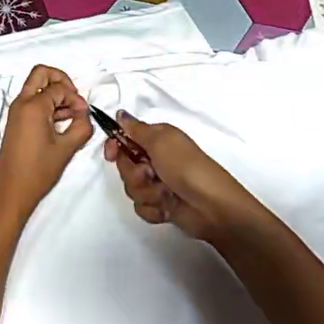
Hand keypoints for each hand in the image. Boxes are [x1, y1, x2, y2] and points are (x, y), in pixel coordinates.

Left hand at [0, 66, 93, 220]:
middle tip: (74, 99)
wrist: (11, 191)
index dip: (75, 98)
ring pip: (37, 87)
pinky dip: (48, 104)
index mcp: (33, 106)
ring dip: (55, 94)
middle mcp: (22, 102)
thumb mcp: (66, 148)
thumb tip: (84, 114)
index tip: (84, 114)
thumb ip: (81, 126)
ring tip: (72, 116)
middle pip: (41, 74)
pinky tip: (61, 122)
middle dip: (61, 81)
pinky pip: (33, 101)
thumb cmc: (38, 171)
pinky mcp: (16, 121)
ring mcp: (16, 111)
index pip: (59, 88)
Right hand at [105, 113, 264, 242]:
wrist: (212, 206)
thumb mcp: (161, 141)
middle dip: (134, 173)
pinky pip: (140, 207)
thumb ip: (136, 129)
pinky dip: (154, 209)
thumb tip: (120, 114)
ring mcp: (156, 184)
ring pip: (131, 188)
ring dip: (147, 192)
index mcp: (155, 140)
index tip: (111, 154)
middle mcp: (154, 160)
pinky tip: (167, 208)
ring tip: (166, 193)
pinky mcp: (160, 206)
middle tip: (151, 174)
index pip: (123, 139)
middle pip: (124, 166)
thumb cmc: (186, 167)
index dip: (114, 147)